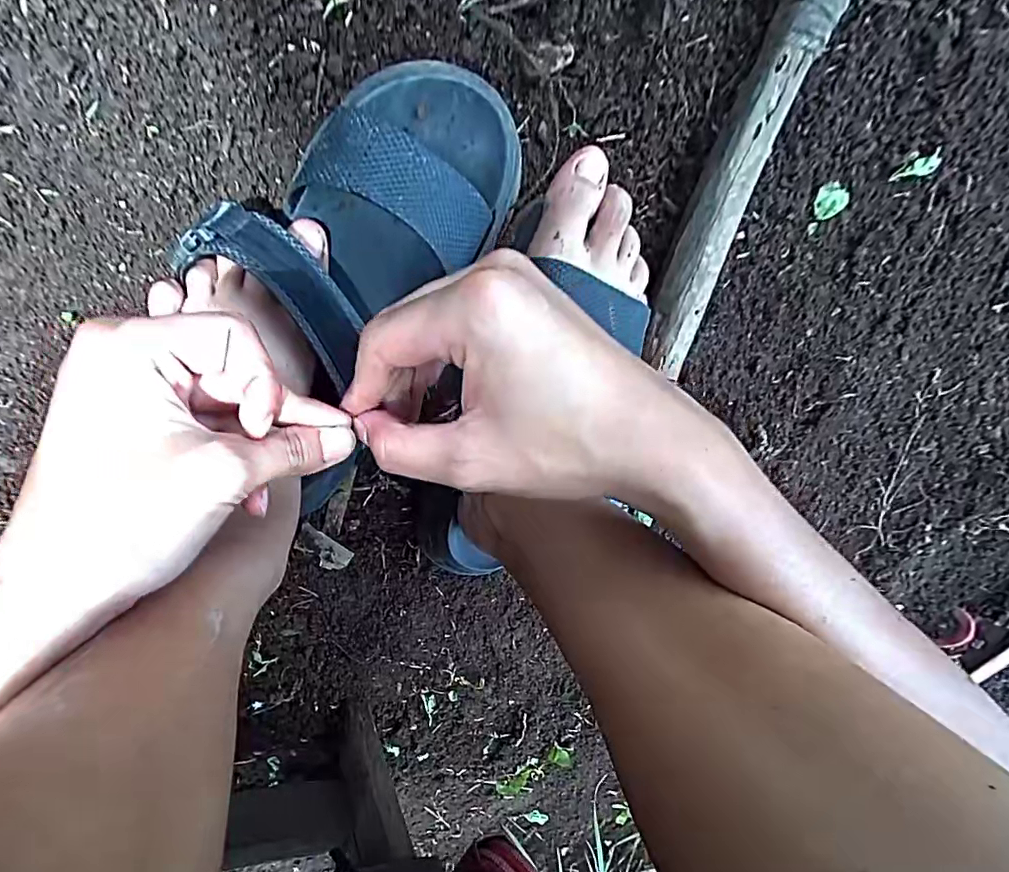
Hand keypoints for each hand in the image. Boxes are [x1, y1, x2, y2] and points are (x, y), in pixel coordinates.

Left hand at [0, 313, 354, 624]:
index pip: (233, 337)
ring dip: (254, 447)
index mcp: (130, 348)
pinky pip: (196, 428)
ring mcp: (125, 395)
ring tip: (279, 481)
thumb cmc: (115, 528)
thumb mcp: (223, 476)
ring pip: (217, 406)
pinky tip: (251, 491)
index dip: (266, 385)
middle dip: (272, 420)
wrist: (61, 586)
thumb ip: (291, 449)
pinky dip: (228, 457)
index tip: (270, 430)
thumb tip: (336, 437)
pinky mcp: (131, 428)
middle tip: (321, 441)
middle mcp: (123, 360)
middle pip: (228, 372)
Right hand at [341, 251, 708, 502]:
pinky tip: (448, 398)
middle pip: (404, 324)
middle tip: (388, 430)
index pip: (382, 338)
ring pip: (431, 320)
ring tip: (418, 422)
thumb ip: (398, 449)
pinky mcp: (529, 294)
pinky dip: (446, 358)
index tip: (362, 424)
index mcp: (475, 303)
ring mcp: (516, 278)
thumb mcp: (468, 460)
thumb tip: (369, 432)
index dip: (362, 388)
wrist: (647, 438)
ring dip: (416, 371)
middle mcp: (494, 273)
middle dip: (389, 381)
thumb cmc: (577, 444)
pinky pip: (463, 318)